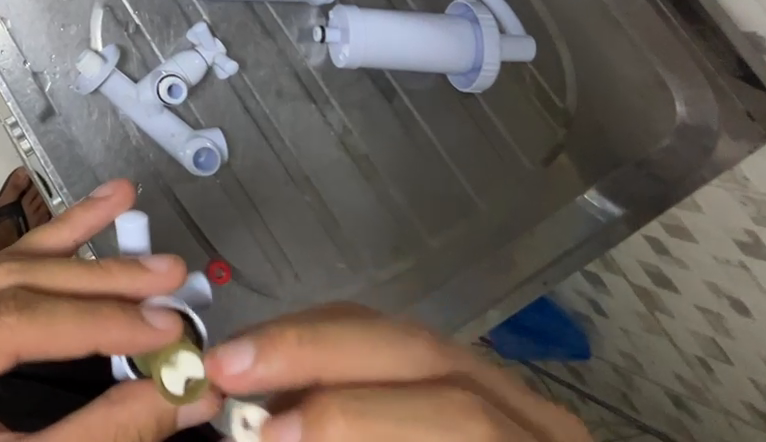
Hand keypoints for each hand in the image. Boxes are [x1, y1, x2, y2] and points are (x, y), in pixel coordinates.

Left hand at [0, 178, 221, 439]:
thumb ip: (100, 434)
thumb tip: (188, 392)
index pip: (11, 320)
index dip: (96, 320)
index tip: (170, 326)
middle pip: (9, 281)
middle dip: (98, 279)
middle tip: (170, 273)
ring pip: (1, 265)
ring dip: (72, 241)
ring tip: (125, 204)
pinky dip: (41, 250)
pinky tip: (82, 218)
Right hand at [204, 304, 589, 441]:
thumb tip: (270, 436)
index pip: (461, 421)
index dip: (353, 420)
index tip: (268, 435)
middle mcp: (541, 427)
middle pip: (423, 353)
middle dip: (309, 353)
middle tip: (224, 370)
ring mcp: (513, 400)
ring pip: (401, 335)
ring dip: (305, 342)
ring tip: (236, 361)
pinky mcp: (474, 387)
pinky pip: (391, 346)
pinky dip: (326, 346)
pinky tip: (276, 361)